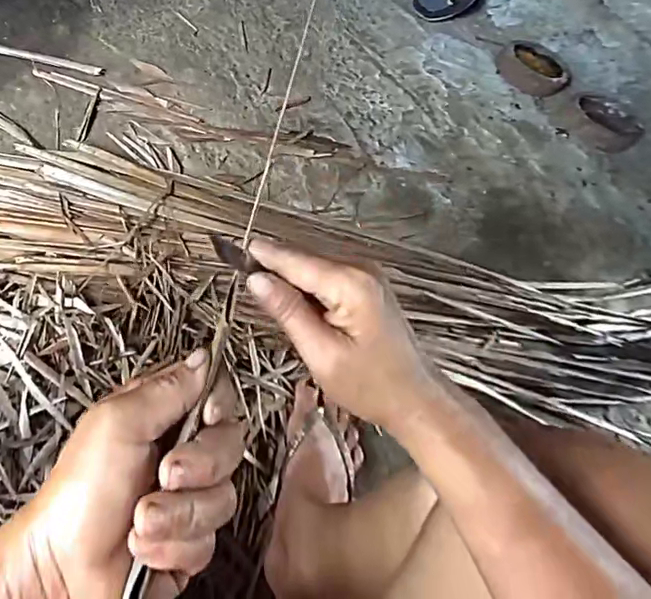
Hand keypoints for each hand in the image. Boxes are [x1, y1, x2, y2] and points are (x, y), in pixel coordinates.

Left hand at [0, 349, 245, 598]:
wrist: (64, 569)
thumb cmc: (77, 493)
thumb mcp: (118, 422)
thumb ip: (166, 389)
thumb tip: (202, 359)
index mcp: (158, 411)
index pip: (212, 390)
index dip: (217, 403)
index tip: (206, 415)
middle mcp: (176, 448)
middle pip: (227, 442)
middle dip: (197, 464)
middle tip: (164, 472)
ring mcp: (184, 496)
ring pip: (221, 496)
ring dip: (177, 513)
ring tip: (140, 515)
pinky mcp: (187, 539)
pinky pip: (207, 540)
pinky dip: (172, 545)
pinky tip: (143, 543)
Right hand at [247, 239, 450, 433]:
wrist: (417, 400)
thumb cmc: (371, 386)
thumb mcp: (322, 355)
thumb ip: (288, 312)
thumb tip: (256, 279)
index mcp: (350, 283)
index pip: (296, 261)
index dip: (263, 255)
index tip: (233, 250)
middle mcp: (360, 267)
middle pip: (304, 258)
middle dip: (275, 267)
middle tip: (243, 278)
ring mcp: (366, 272)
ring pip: (313, 264)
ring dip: (289, 276)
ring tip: (264, 292)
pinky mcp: (366, 281)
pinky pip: (326, 273)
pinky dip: (307, 284)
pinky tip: (296, 303)